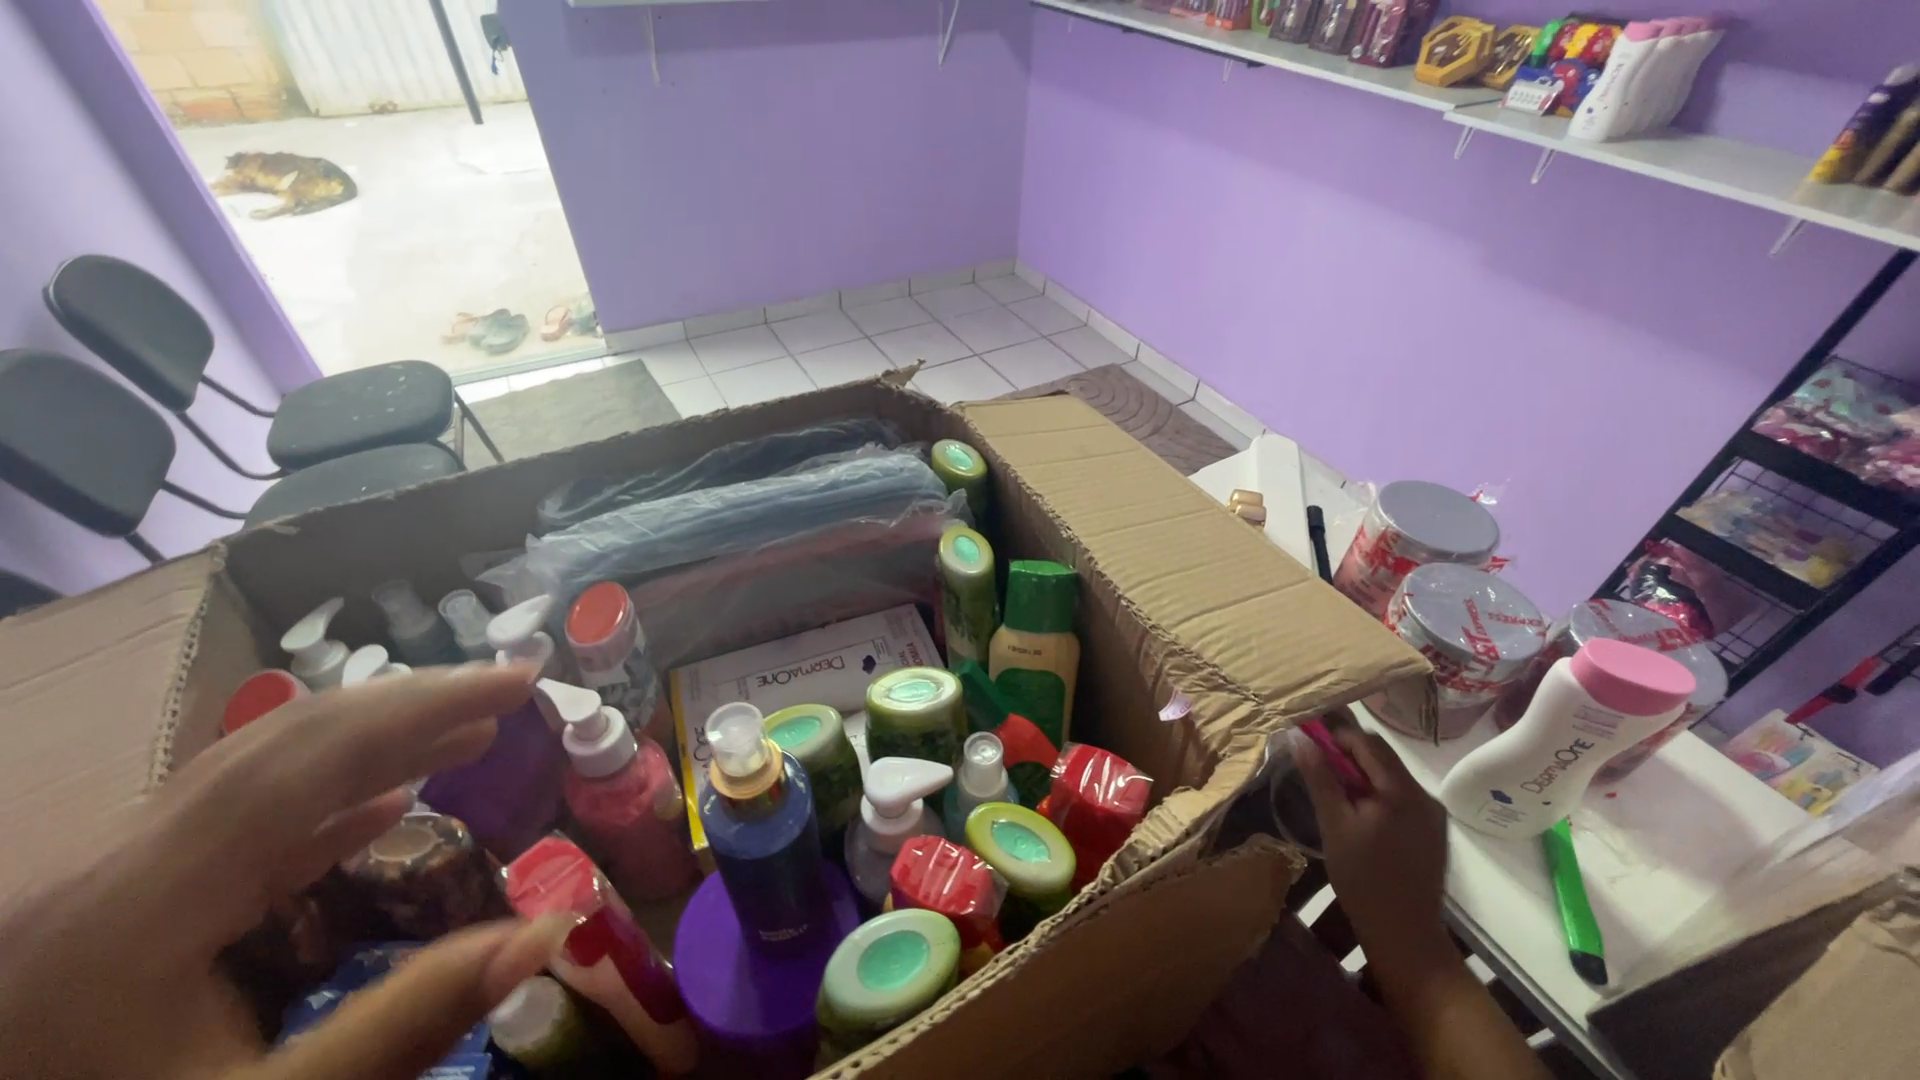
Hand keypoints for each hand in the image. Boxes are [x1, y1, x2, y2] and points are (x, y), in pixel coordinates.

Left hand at [0, 664, 575, 1079]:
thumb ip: (402, 1024)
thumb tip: (545, 932)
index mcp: (136, 905)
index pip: (308, 757)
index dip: (426, 705)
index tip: (523, 680)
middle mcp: (110, 869)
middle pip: (284, 745)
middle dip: (410, 706)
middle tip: (510, 690)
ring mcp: (104, 888)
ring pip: (260, 776)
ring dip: (376, 745)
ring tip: (472, 734)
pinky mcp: (115, 916)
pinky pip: (235, 830)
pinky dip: (326, 804)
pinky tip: (388, 806)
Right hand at [1294, 715, 1451, 973]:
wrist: (1404, 932)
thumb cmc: (1363, 878)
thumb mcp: (1333, 824)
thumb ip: (1319, 776)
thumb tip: (1299, 735)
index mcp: (1401, 790)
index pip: (1367, 741)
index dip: (1335, 735)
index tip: (1308, 742)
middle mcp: (1424, 795)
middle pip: (1381, 756)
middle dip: (1347, 753)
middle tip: (1315, 765)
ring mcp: (1432, 813)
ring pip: (1390, 776)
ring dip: (1360, 773)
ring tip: (1332, 791)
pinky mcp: (1432, 830)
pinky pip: (1400, 796)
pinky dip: (1375, 793)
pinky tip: (1357, 813)